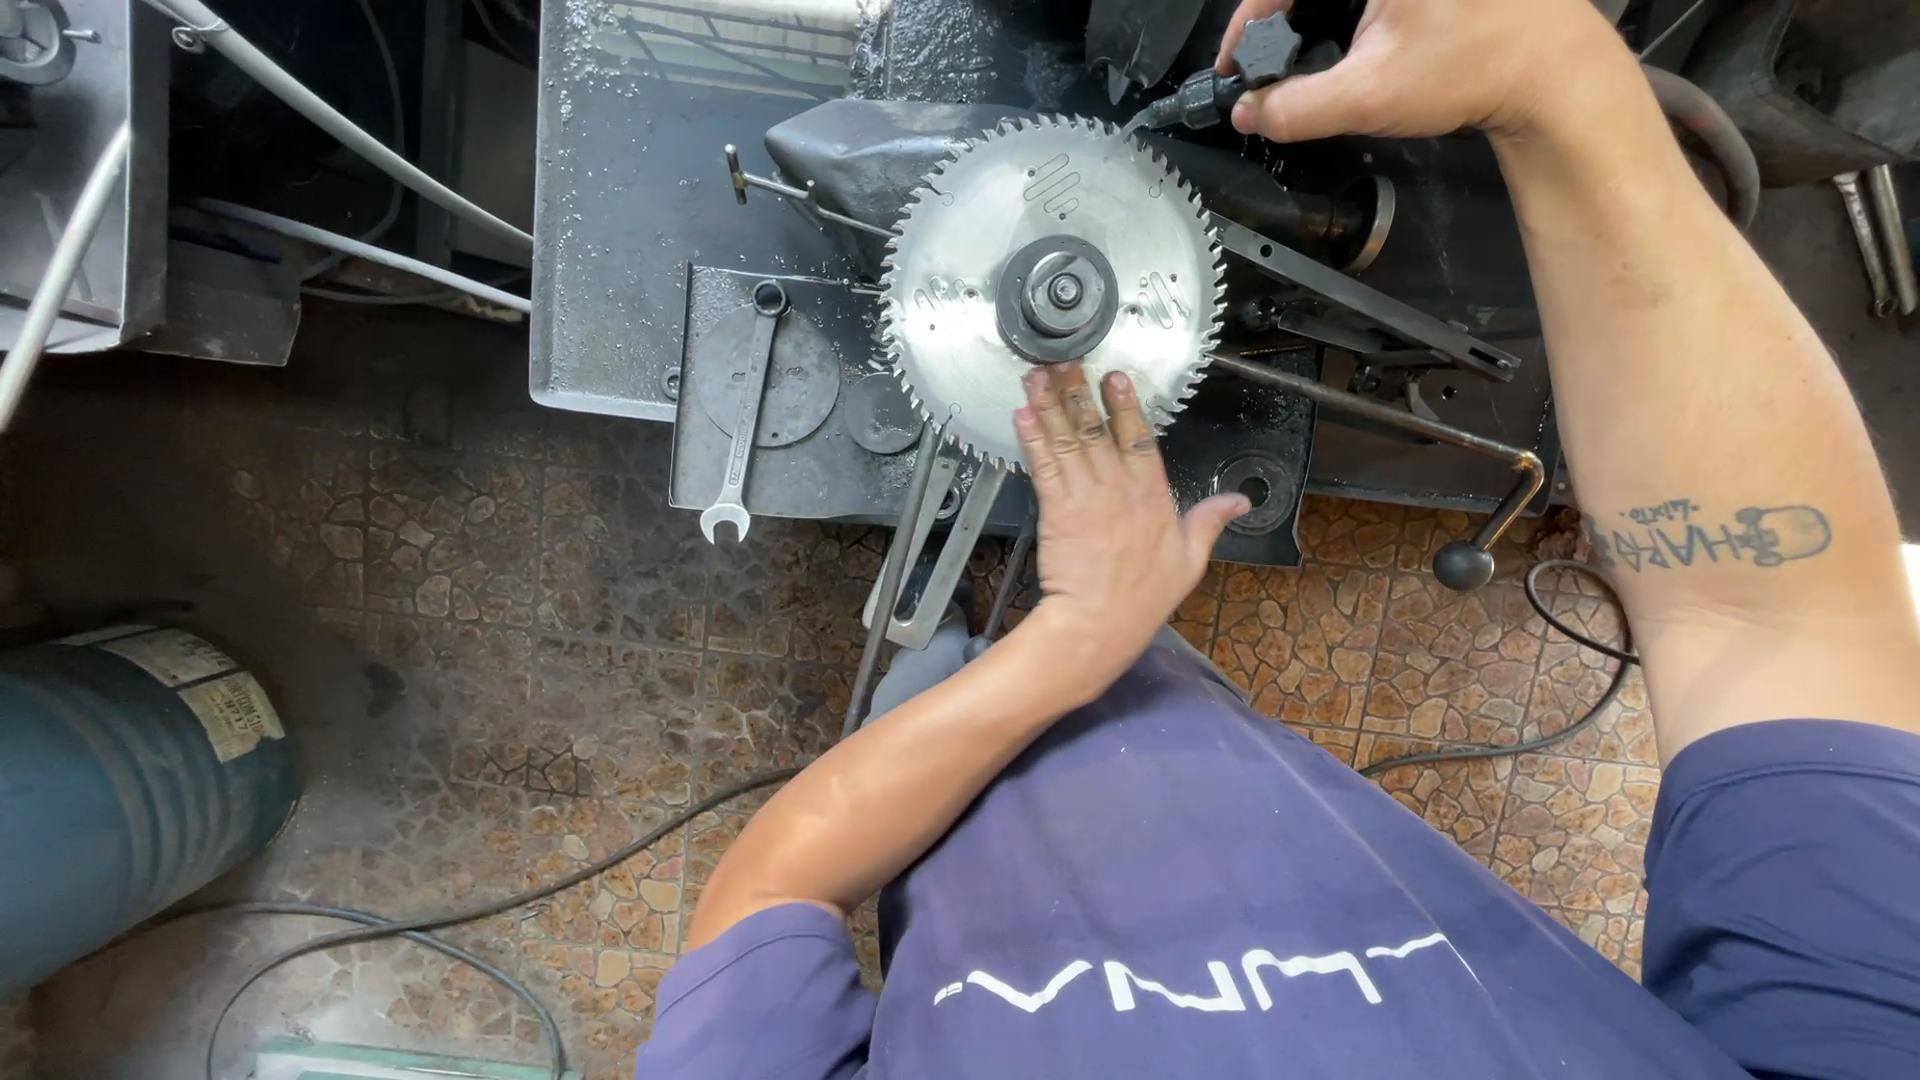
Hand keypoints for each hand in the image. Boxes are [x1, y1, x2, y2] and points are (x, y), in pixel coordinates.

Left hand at [1007, 362, 1247, 704]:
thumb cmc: (1143, 597)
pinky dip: (1032, 439)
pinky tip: (1022, 415)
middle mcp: (1119, 487)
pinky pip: (1044, 466)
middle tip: (1063, 360)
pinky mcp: (1056, 510)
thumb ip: (1210, 523)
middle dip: (1078, 391)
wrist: (1100, 623)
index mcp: (1153, 495)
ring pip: (1068, 440)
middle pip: (1097, 429)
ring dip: (1050, 405)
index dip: (1125, 405)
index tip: (1114, 377)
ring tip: (1036, 376)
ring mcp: (1086, 496)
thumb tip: (1239, 500)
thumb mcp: (1191, 561)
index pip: (1139, 438)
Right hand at [1216, 0, 1633, 143]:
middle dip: (1276, 16)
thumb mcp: (1364, 97)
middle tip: (1261, 64)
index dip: (1245, 21)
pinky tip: (1338, 40)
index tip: (1233, 67)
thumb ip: (1290, 109)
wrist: (1551, 68)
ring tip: (1292, 55)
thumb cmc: (1465, 70)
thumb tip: (1243, 113)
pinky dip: (1340, 8)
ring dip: (1306, 12)